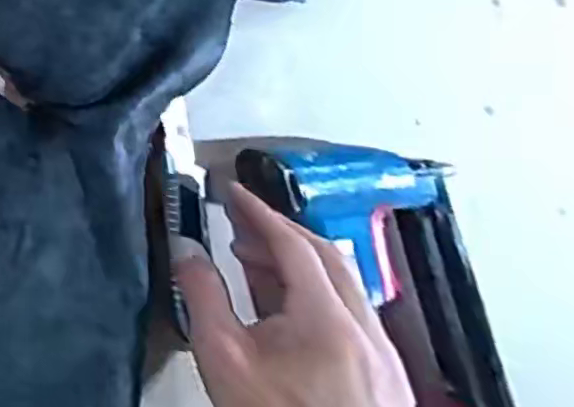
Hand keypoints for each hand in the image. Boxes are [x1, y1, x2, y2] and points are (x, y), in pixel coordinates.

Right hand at [174, 181, 413, 406]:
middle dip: (279, 230)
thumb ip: (201, 294)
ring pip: (342, 285)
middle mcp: (368, 331)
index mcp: (329, 320)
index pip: (292, 242)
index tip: (229, 188)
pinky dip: (314, 293)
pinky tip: (283, 311)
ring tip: (251, 261)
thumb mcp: (224, 360)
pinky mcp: (388, 385)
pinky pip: (350, 314)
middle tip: (237, 222)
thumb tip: (185, 246)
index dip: (257, 209)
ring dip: (297, 261)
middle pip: (325, 256)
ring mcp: (385, 360)